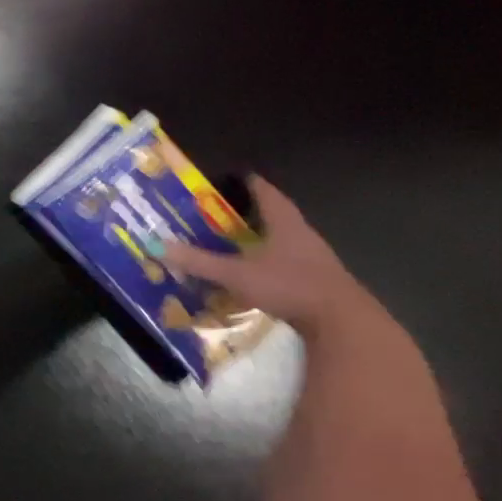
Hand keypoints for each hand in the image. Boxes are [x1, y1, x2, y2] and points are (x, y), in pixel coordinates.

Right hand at [162, 175, 379, 334]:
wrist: (344, 324)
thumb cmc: (290, 286)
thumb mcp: (236, 274)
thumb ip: (198, 261)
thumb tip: (157, 246)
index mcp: (285, 225)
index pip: (268, 194)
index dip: (251, 183)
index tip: (235, 176)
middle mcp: (302, 237)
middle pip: (276, 216)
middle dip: (250, 211)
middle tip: (221, 209)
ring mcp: (313, 260)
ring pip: (282, 240)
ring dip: (260, 238)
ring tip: (231, 240)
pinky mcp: (316, 281)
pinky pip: (286, 262)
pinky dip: (267, 260)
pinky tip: (252, 270)